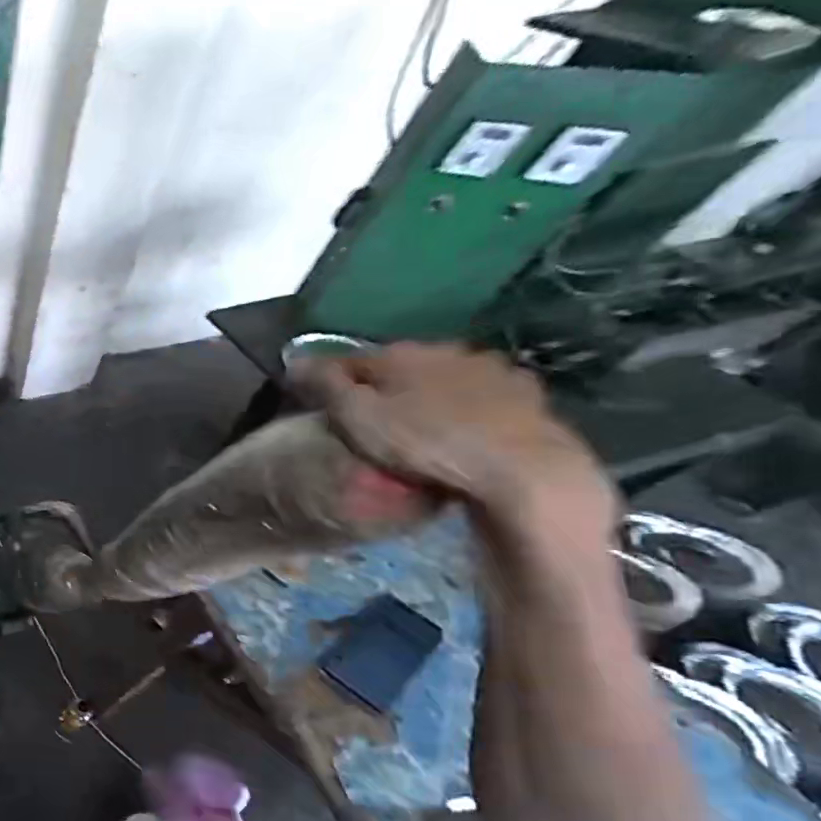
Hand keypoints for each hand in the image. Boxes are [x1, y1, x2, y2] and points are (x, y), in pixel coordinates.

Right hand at [291, 343, 614, 532]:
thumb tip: (294, 359)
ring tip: (415, 428)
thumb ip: (326, 386)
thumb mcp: (358, 419)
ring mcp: (491, 370)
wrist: (522, 470)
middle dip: (383, 387)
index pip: (352, 359)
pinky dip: (464, 410)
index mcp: (402, 353)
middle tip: (368, 422)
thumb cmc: (426, 443)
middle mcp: (447, 350)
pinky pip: (479, 398)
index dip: (332, 380)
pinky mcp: (525, 396)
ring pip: (442, 379)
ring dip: (426, 396)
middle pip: (400, 367)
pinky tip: (460, 432)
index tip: (319, 404)